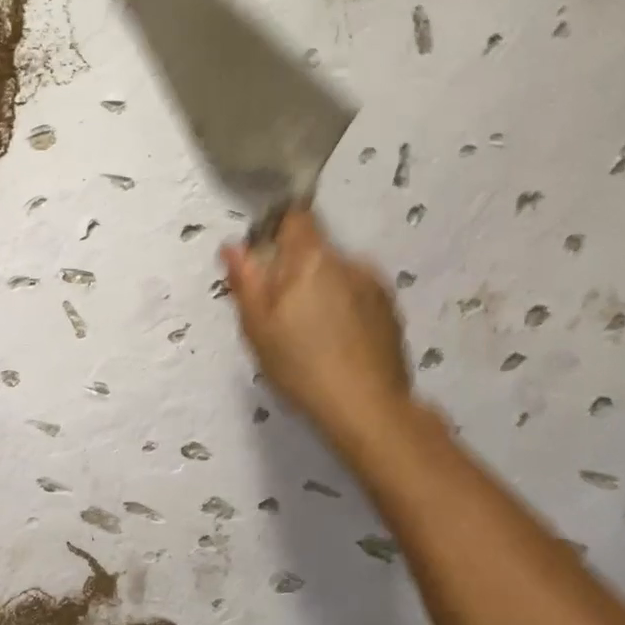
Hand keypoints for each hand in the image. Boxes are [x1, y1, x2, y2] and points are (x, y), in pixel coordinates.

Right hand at [220, 211, 412, 433]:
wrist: (365, 406)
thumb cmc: (299, 363)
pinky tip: (333, 342)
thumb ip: (245, 279)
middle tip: (277, 311)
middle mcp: (349, 262)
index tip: (263, 253)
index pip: (297, 219)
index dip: (277, 228)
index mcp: (311, 260)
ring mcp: (375, 286)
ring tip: (308, 332)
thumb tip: (233, 246)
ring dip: (320, 291)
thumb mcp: (256, 324)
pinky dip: (342, 309)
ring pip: (336, 275)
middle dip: (294, 270)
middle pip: (314, 251)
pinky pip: (357, 296)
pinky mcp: (391, 311)